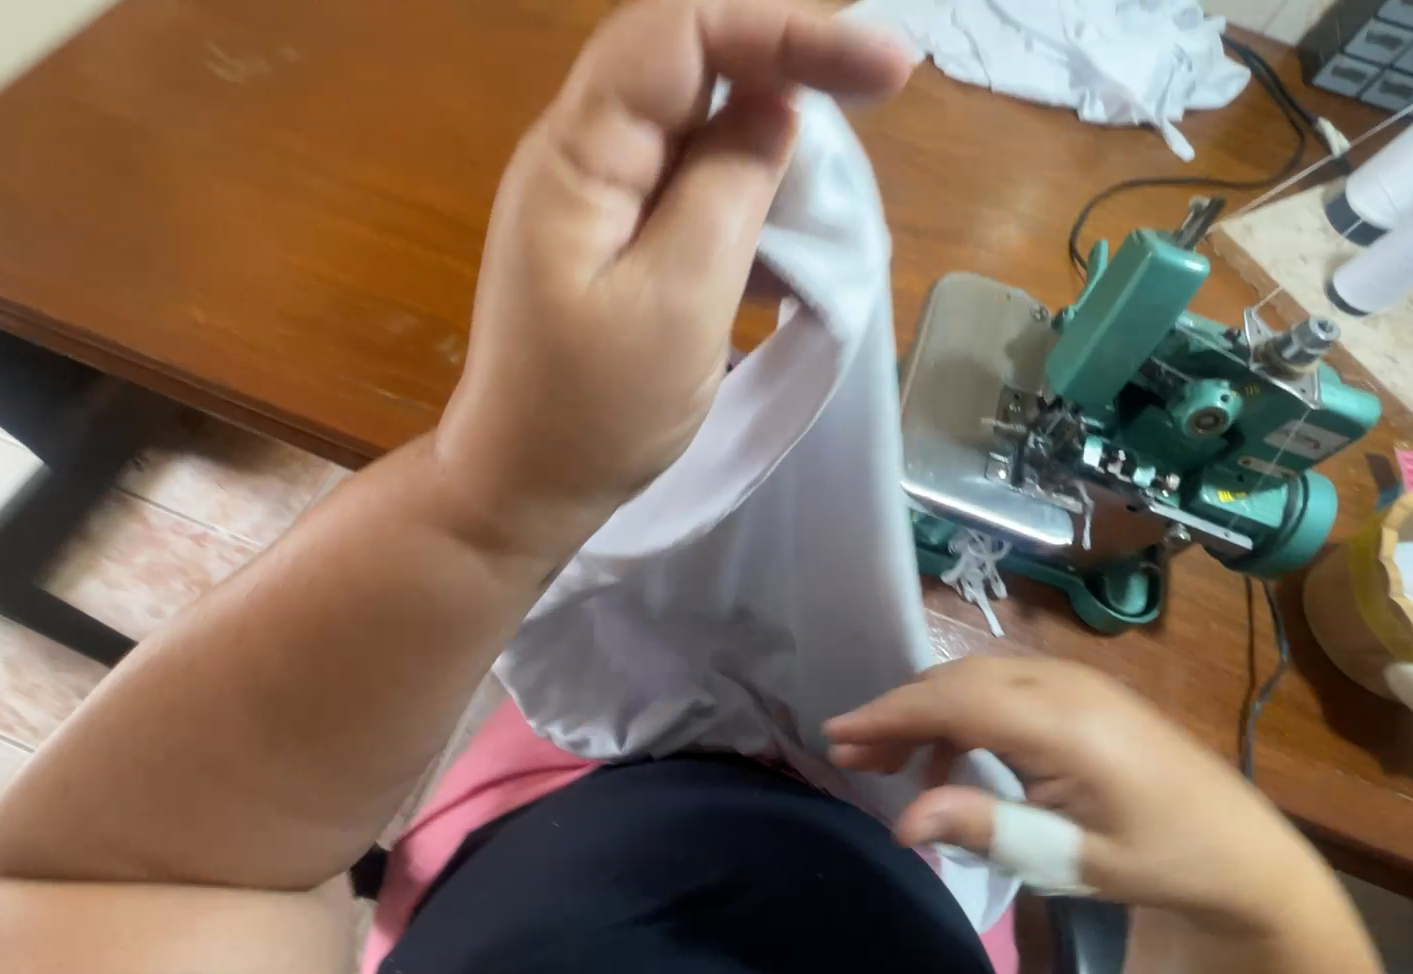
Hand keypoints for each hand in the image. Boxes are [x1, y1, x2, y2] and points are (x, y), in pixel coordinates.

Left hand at [433, 0, 915, 551]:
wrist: (524, 488)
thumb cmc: (594, 415)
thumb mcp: (679, 301)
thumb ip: (728, 189)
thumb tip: (773, 110)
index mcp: (579, 159)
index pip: (682, 35)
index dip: (788, 30)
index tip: (888, 71)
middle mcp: (579, 163)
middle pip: (689, 77)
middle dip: (783, 90)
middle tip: (855, 144)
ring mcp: (592, 211)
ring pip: (695, 145)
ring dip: (765, 172)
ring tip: (810, 234)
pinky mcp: (608, 253)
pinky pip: (685, 207)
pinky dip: (739, 225)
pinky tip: (773, 278)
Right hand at [826, 657, 1335, 934]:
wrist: (1243, 849)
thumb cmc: (1161, 859)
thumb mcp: (1072, 859)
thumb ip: (984, 828)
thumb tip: (900, 824)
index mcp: (1064, 723)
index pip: (953, 701)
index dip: (888, 714)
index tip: (836, 734)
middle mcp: (1061, 684)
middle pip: (953, 681)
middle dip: (895, 715)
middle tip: (851, 758)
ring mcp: (1069, 680)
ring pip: (969, 679)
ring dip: (922, 714)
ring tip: (889, 764)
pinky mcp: (1072, 690)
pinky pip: (994, 687)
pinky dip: (956, 716)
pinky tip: (948, 764)